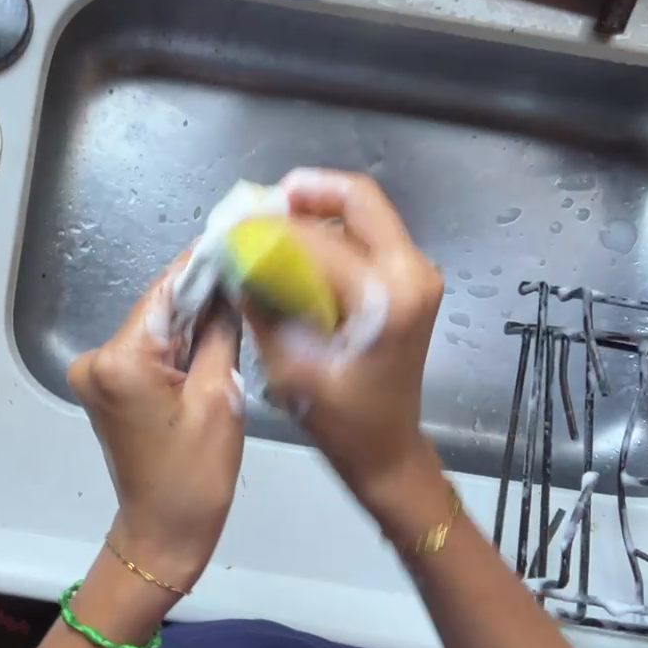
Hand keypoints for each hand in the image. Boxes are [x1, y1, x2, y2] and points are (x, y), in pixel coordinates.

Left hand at [68, 255, 244, 593]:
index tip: (234, 234)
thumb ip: (220, 331)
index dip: (202, 262)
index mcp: (121, 359)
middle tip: (248, 265)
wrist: (163, 530)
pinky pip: (149, 350)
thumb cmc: (196, 474)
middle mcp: (97, 358)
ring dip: (193, 318)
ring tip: (240, 296)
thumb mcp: (220, 396)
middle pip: (160, 308)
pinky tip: (213, 332)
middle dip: (202, 292)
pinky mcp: (106, 386)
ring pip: (156, 328)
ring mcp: (96, 373)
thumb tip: (228, 284)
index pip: (167, 290)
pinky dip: (179, 343)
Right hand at [246, 169, 446, 518]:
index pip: (320, 236)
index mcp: (388, 294)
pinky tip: (291, 249)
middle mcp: (412, 271)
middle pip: (356, 200)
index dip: (270, 227)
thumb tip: (233, 260)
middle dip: (301, 197)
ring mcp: (416, 273)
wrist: (386, 450)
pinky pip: (364, 236)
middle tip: (255, 210)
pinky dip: (327, 232)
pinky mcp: (408, 281)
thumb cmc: (342, 420)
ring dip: (313, 212)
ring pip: (360, 213)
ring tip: (266, 228)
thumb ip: (263, 306)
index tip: (232, 228)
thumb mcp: (290, 366)